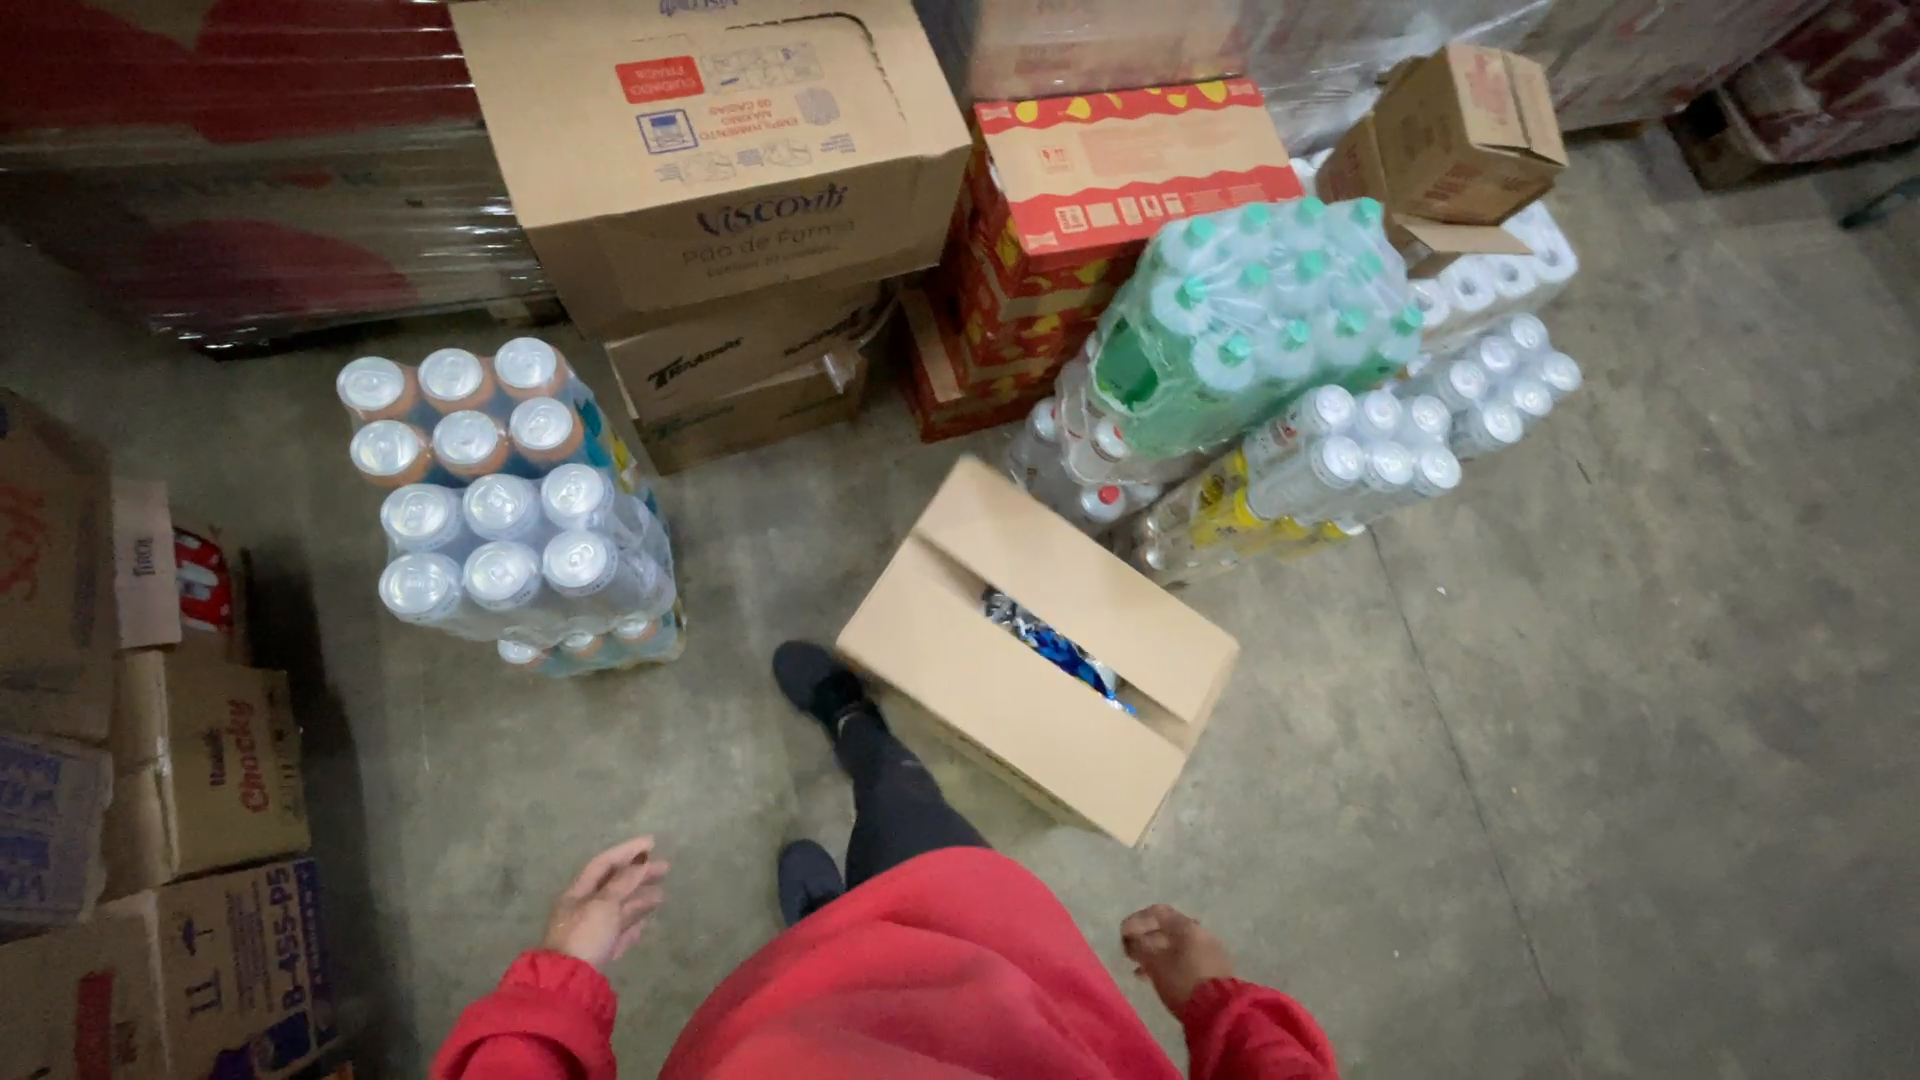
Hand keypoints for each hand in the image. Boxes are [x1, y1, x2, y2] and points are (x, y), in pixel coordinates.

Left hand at [542, 836, 669, 970]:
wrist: (569, 984)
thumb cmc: (585, 934)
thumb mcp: (605, 903)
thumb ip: (624, 881)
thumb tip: (641, 862)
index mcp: (577, 894)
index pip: (604, 863)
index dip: (628, 850)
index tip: (652, 843)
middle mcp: (582, 909)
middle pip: (614, 885)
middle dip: (639, 875)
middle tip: (665, 868)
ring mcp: (590, 932)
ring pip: (618, 909)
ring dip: (640, 899)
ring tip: (662, 896)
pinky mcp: (598, 953)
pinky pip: (618, 932)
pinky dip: (632, 925)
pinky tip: (644, 923)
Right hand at [1121, 904, 1234, 1013]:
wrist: (1220, 1013)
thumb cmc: (1183, 982)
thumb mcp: (1155, 964)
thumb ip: (1139, 947)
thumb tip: (1130, 940)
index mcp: (1186, 926)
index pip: (1157, 912)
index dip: (1136, 920)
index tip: (1122, 935)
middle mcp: (1200, 933)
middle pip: (1168, 928)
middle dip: (1146, 938)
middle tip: (1130, 952)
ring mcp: (1210, 951)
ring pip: (1177, 946)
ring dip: (1156, 954)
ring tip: (1140, 970)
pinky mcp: (1215, 971)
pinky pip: (1187, 959)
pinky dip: (1170, 964)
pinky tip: (1159, 979)